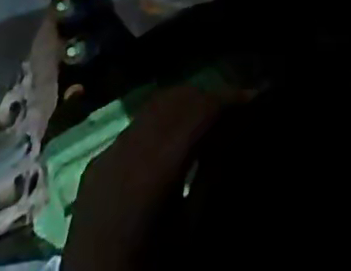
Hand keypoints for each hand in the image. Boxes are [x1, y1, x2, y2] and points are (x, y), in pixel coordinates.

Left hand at [63, 84, 229, 270]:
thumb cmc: (148, 268)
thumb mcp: (190, 230)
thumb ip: (212, 178)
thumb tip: (234, 136)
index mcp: (152, 170)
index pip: (197, 111)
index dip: (228, 100)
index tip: (253, 99)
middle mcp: (126, 149)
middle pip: (174, 100)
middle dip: (208, 97)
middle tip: (237, 109)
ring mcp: (107, 154)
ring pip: (153, 107)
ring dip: (184, 105)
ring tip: (212, 119)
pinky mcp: (96, 164)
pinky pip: (135, 126)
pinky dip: (162, 121)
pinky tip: (177, 139)